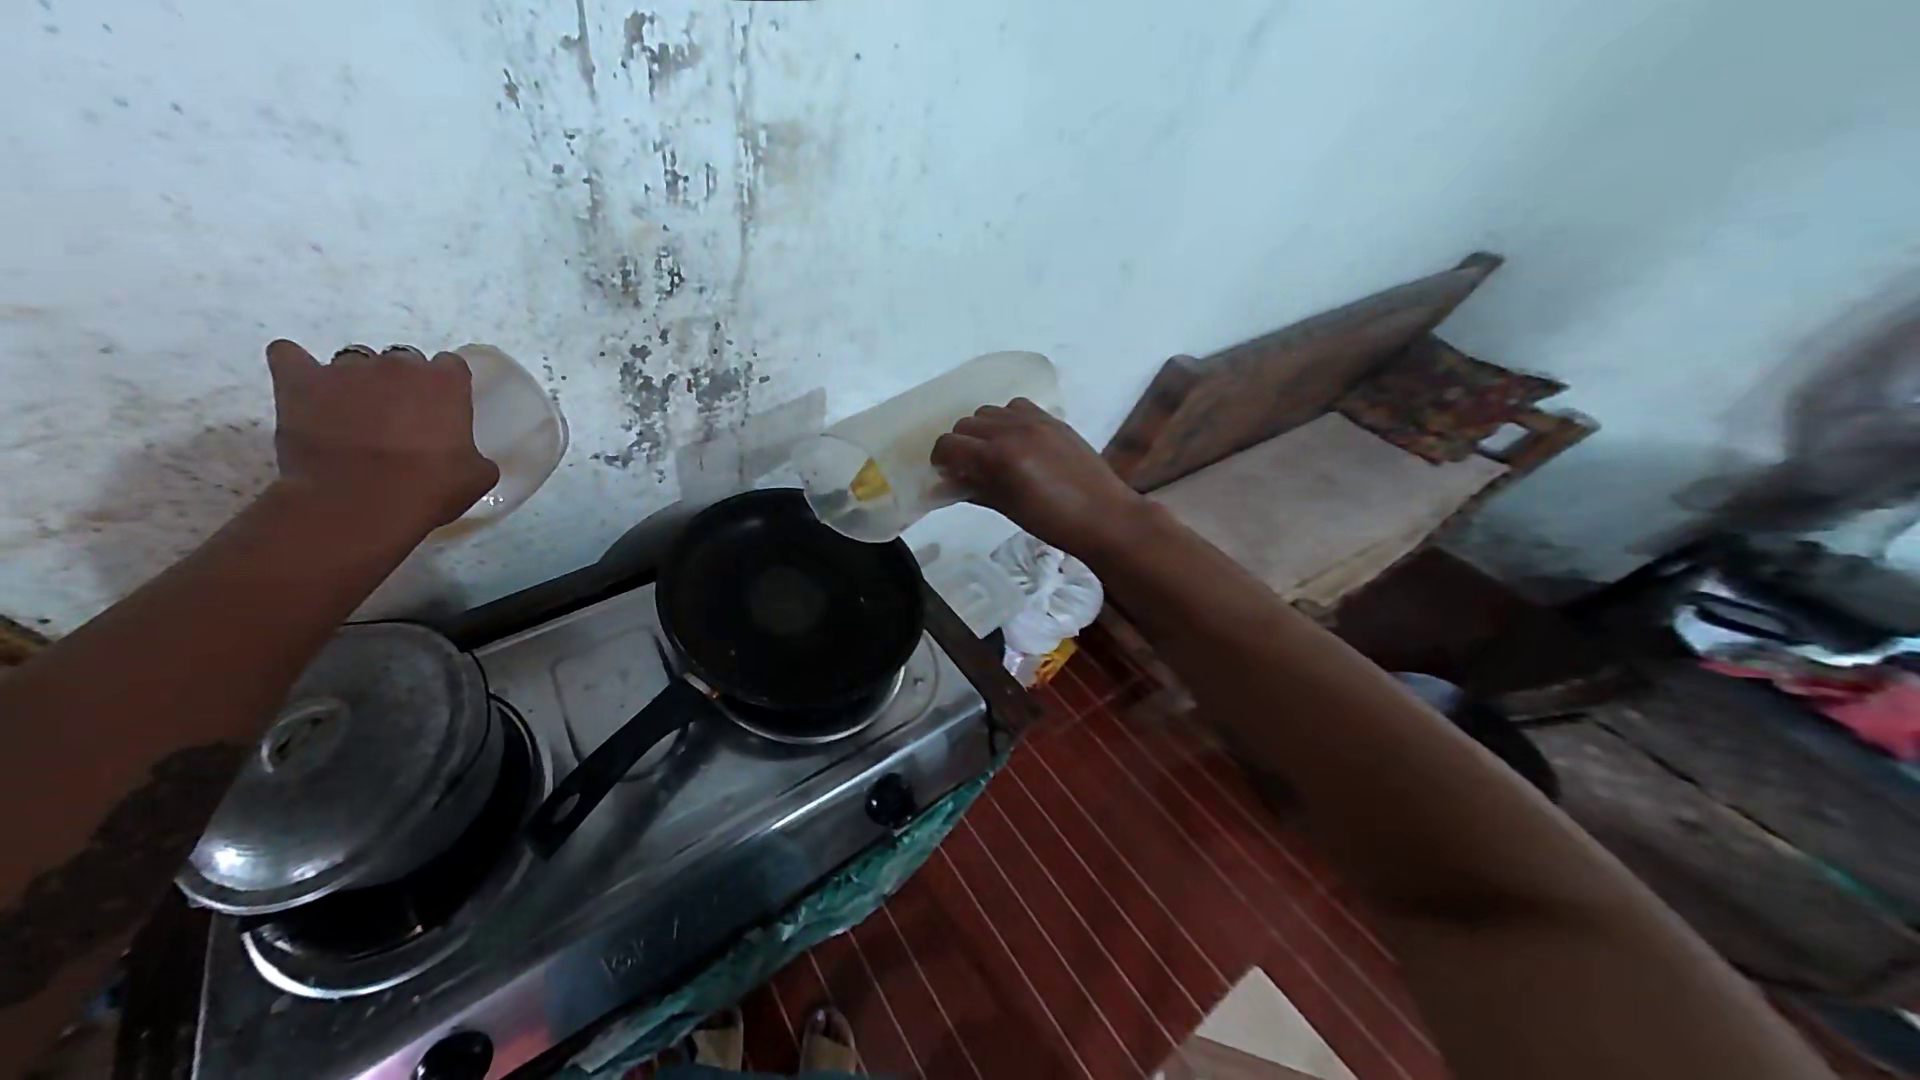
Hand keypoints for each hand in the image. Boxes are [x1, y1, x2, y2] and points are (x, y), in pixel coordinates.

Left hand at [265, 341, 498, 534]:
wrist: (361, 502)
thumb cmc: (432, 487)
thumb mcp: (478, 474)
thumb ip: (473, 450)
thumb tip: (463, 452)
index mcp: (446, 383)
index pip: (451, 366)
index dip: (447, 386)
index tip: (445, 409)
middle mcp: (398, 366)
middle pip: (403, 360)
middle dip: (403, 382)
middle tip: (401, 416)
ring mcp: (345, 370)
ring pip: (354, 360)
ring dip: (358, 379)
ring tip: (355, 410)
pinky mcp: (298, 381)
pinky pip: (289, 356)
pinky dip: (296, 366)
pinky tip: (306, 387)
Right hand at [931, 398, 1151, 557]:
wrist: (1104, 515)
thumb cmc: (1052, 522)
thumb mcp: (1006, 508)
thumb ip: (973, 489)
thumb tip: (946, 483)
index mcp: (997, 457)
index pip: (949, 444)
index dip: (941, 459)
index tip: (946, 474)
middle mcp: (1011, 430)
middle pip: (965, 425)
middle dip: (960, 446)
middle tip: (969, 468)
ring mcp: (1034, 420)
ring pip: (988, 412)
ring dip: (982, 430)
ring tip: (993, 453)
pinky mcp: (1052, 419)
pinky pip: (1015, 406)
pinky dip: (1007, 420)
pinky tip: (1016, 441)